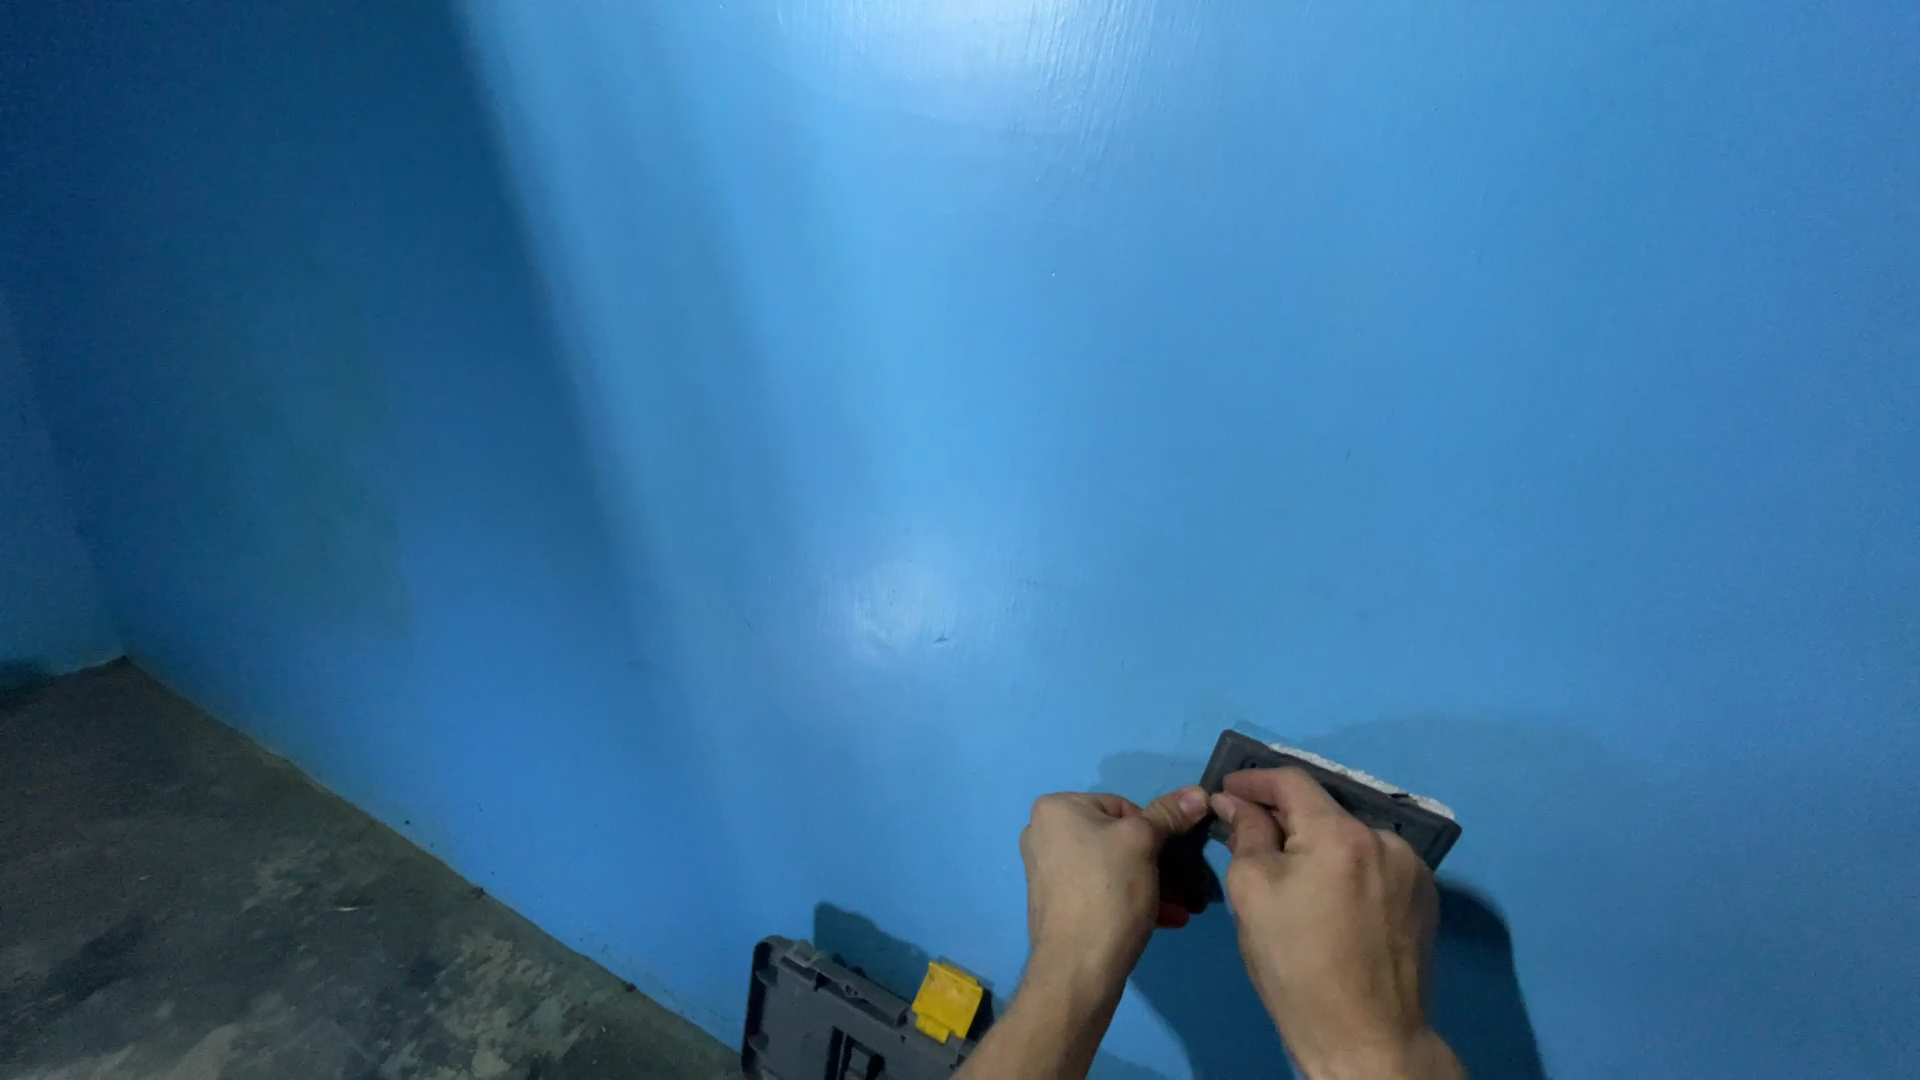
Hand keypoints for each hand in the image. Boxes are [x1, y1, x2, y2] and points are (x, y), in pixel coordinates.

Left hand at [1018, 787, 1210, 992]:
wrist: (1078, 968)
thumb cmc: (1108, 890)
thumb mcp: (1143, 843)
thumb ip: (1169, 815)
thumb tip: (1198, 791)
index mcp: (1055, 808)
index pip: (1120, 806)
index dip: (1151, 830)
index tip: (1170, 856)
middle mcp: (1043, 832)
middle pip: (1116, 838)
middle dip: (1155, 862)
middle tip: (1185, 885)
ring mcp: (1047, 869)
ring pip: (1112, 866)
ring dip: (1149, 882)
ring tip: (1181, 907)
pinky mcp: (1057, 902)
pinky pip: (1101, 889)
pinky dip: (1131, 898)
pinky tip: (1166, 919)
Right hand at [1211, 769, 1462, 1079]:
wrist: (1367, 1042)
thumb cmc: (1297, 964)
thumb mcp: (1252, 891)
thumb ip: (1246, 833)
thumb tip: (1234, 802)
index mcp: (1341, 834)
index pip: (1291, 781)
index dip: (1253, 780)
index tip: (1226, 789)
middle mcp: (1385, 841)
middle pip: (1321, 808)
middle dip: (1280, 815)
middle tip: (1245, 830)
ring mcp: (1411, 871)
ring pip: (1346, 836)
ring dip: (1312, 840)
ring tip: (1284, 866)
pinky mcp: (1423, 899)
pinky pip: (1370, 861)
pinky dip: (1340, 863)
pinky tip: (1322, 890)